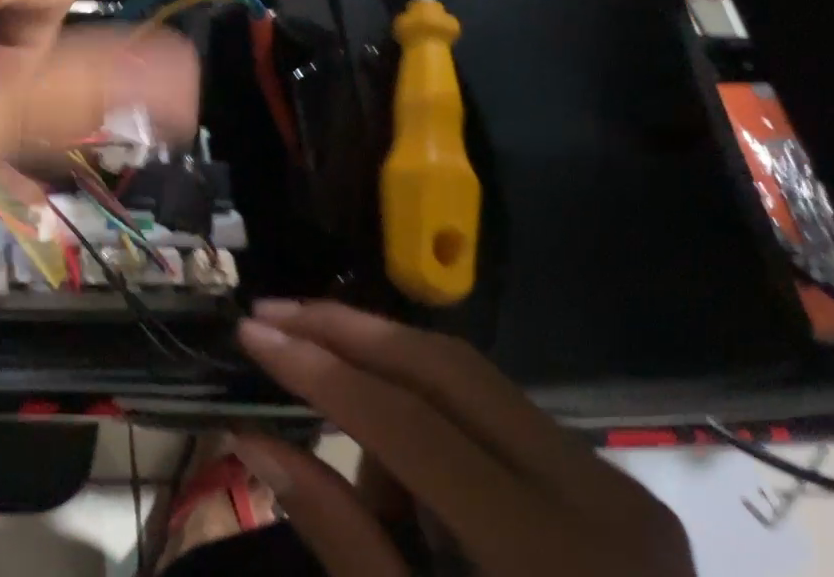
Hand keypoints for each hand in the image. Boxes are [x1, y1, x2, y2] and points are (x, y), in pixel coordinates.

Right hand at [231, 301, 693, 576]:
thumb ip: (340, 536)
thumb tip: (253, 438)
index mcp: (548, 551)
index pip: (408, 423)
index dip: (318, 370)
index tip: (248, 331)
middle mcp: (597, 497)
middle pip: (447, 369)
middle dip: (348, 329)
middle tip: (270, 311)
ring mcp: (615, 487)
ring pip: (471, 380)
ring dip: (384, 364)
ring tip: (323, 402)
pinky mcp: (612, 488)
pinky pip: (496, 413)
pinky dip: (428, 406)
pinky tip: (390, 447)